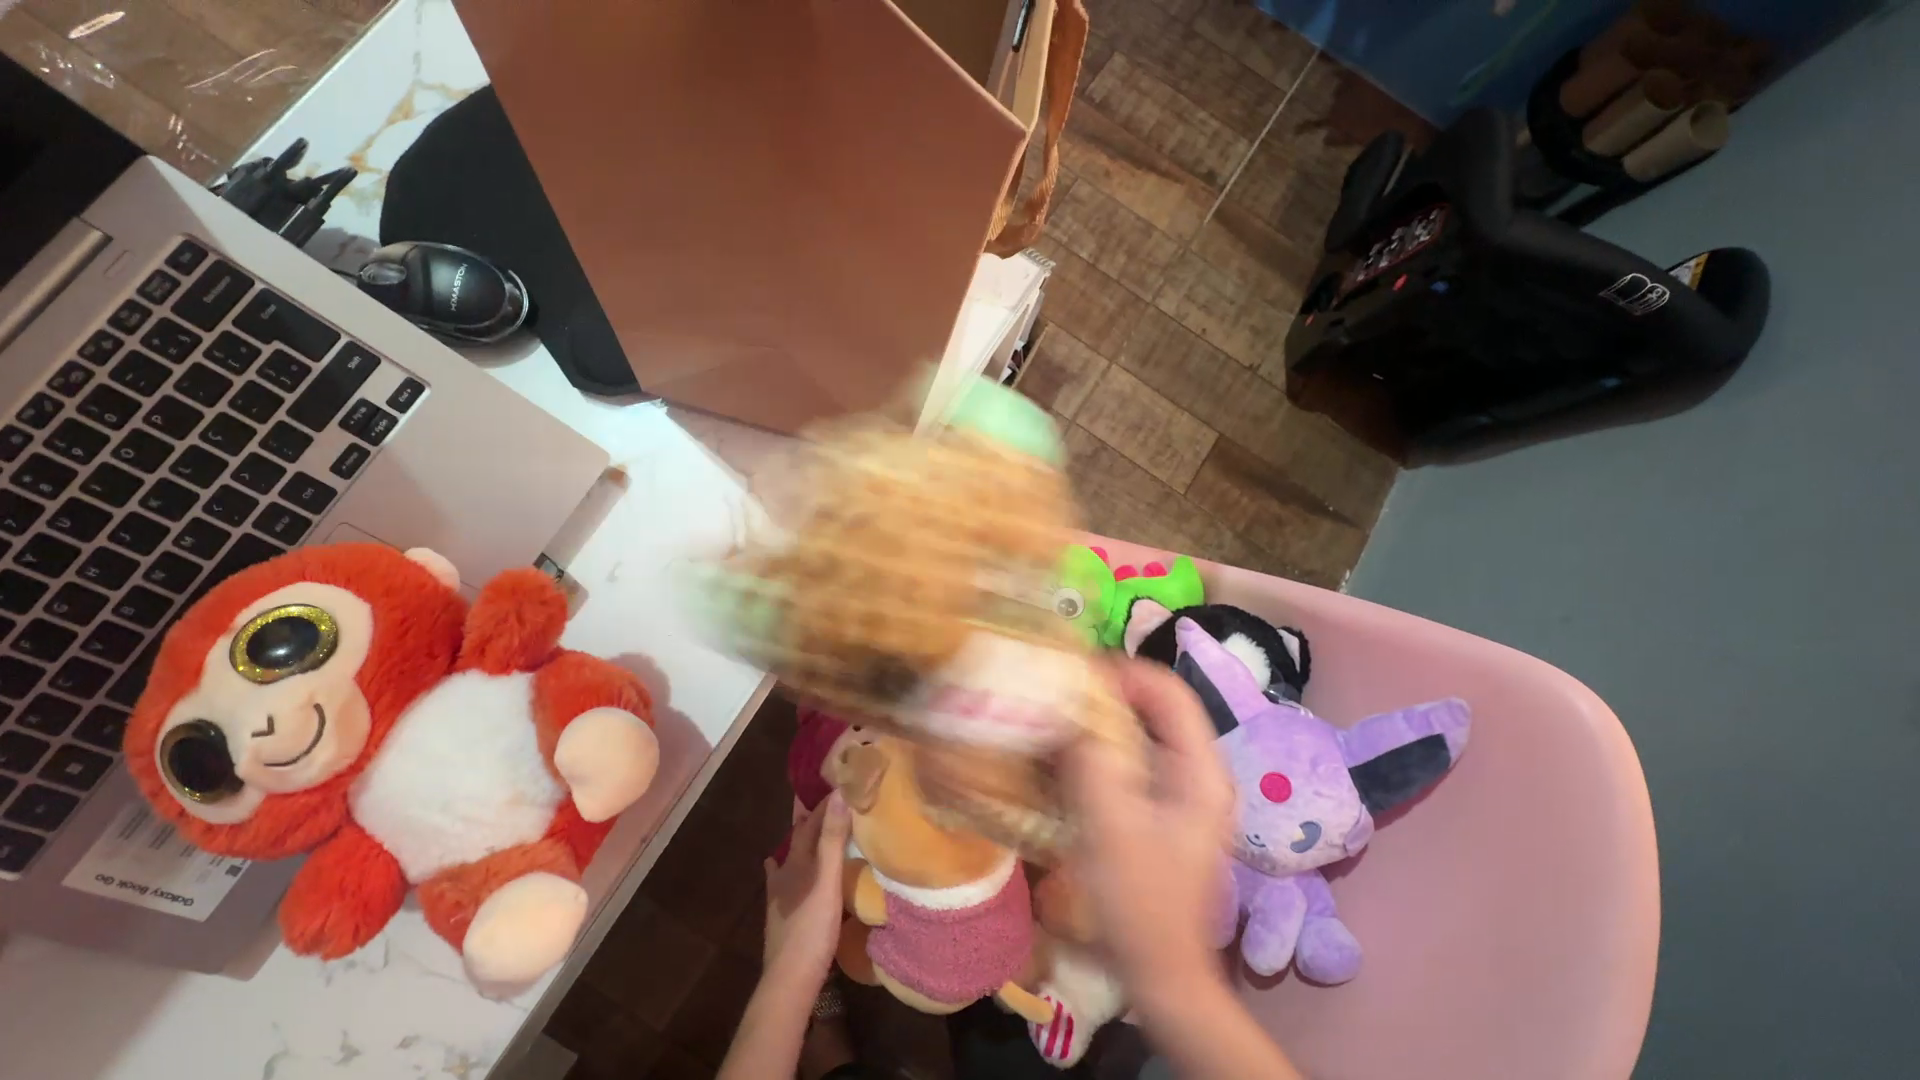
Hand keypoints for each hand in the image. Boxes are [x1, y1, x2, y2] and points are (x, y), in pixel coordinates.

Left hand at [762, 792, 851, 986]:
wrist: (789, 978)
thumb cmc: (812, 928)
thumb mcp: (828, 881)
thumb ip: (833, 840)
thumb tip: (838, 795)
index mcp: (796, 862)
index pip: (809, 824)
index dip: (823, 805)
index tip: (839, 785)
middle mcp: (784, 874)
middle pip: (797, 839)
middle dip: (810, 819)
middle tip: (823, 799)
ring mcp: (780, 896)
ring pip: (789, 860)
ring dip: (800, 842)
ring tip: (805, 828)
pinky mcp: (782, 916)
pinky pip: (782, 883)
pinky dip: (781, 870)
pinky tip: (776, 871)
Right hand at [1063, 660, 1233, 991]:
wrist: (1160, 974)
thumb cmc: (1140, 902)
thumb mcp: (1109, 825)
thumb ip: (1090, 759)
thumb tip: (1069, 711)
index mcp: (1200, 772)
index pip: (1171, 694)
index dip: (1126, 672)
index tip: (1075, 670)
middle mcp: (1197, 775)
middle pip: (1155, 712)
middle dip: (1106, 696)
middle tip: (1057, 692)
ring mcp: (1179, 796)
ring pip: (1139, 738)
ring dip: (1099, 724)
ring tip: (1054, 719)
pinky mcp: (1158, 815)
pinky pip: (1129, 766)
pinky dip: (1099, 753)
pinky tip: (1064, 760)